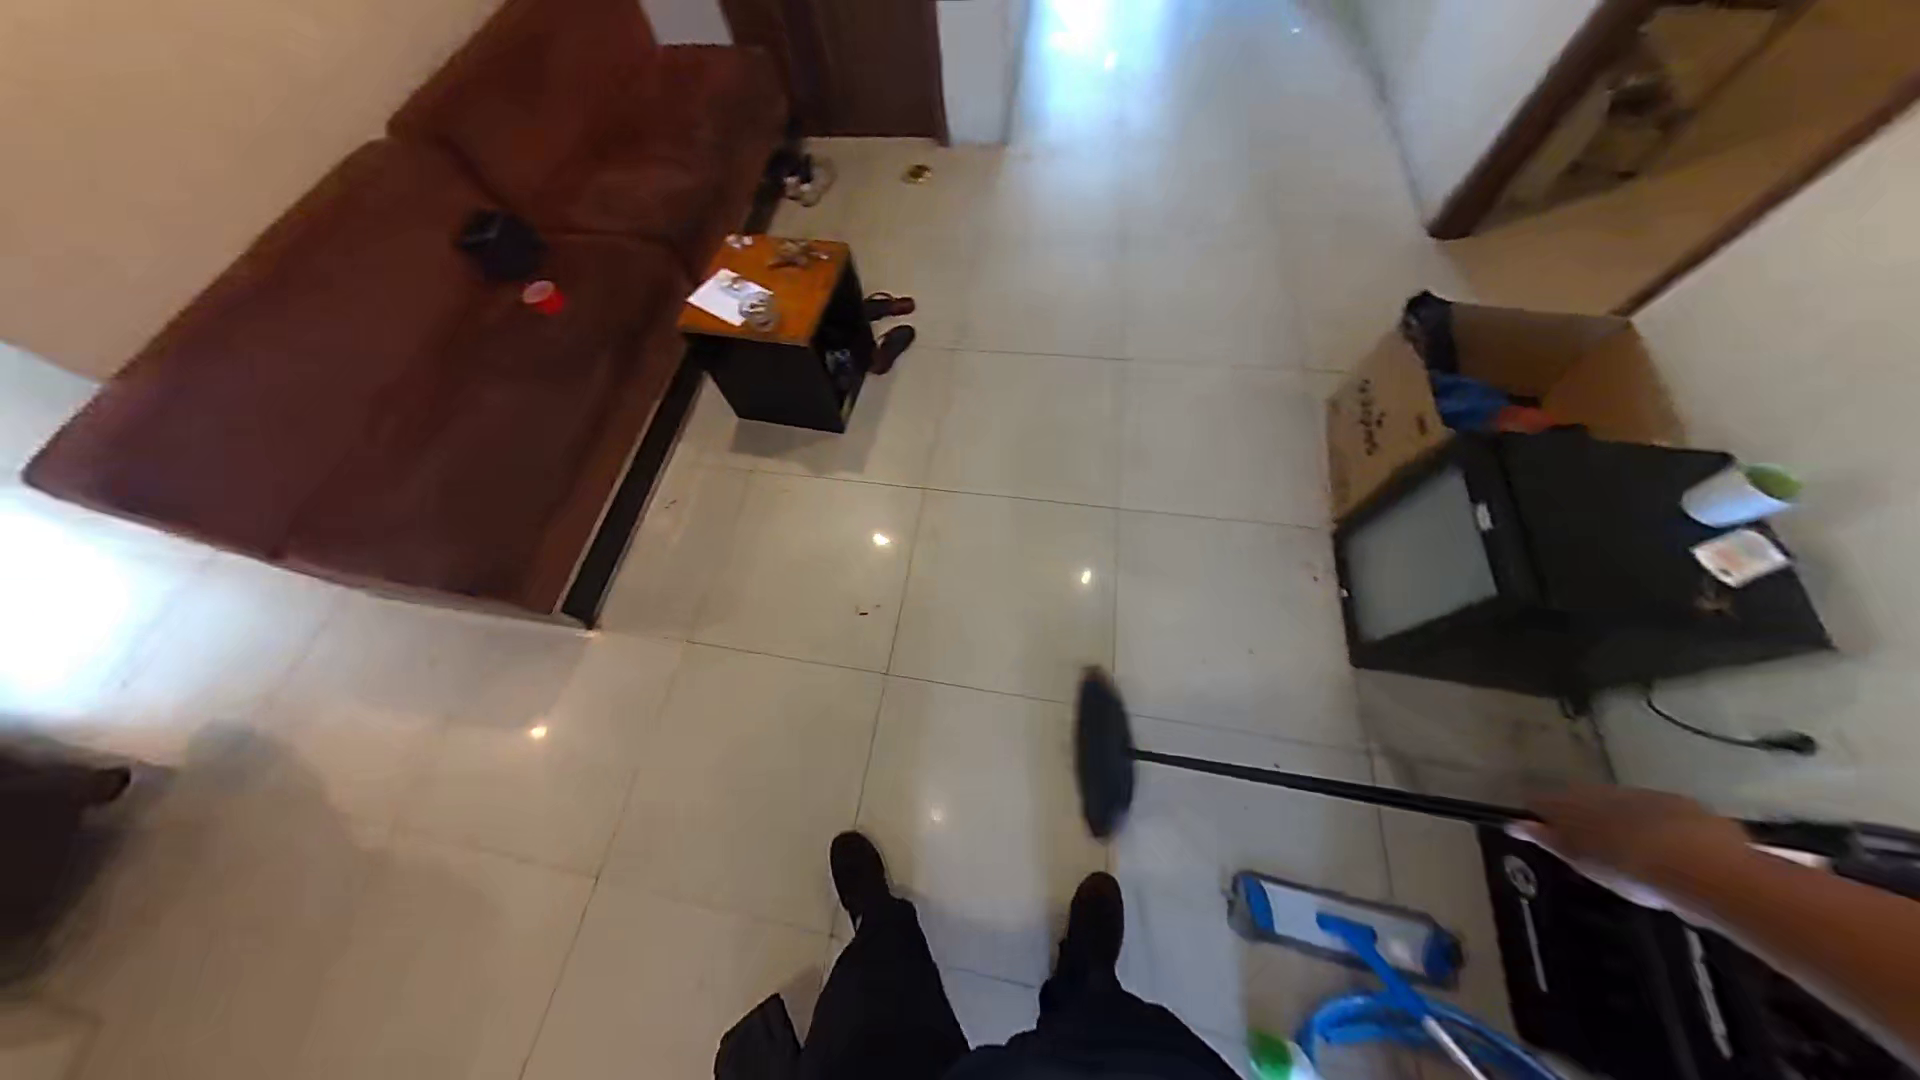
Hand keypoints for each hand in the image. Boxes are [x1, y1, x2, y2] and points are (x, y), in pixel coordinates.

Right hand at [1514, 785, 1752, 907]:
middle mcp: (1602, 790)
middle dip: (1586, 816)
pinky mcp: (1686, 805)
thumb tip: (1513, 823)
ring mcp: (1645, 795)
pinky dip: (1663, 826)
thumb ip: (1548, 840)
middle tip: (1595, 846)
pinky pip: (1664, 813)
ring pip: (1623, 804)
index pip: (1542, 801)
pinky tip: (1675, 850)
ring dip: (1625, 820)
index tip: (1543, 833)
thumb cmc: (1629, 868)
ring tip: (1637, 850)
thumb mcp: (1581, 861)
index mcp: (1570, 802)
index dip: (1540, 816)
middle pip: (1584, 799)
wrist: (1707, 869)